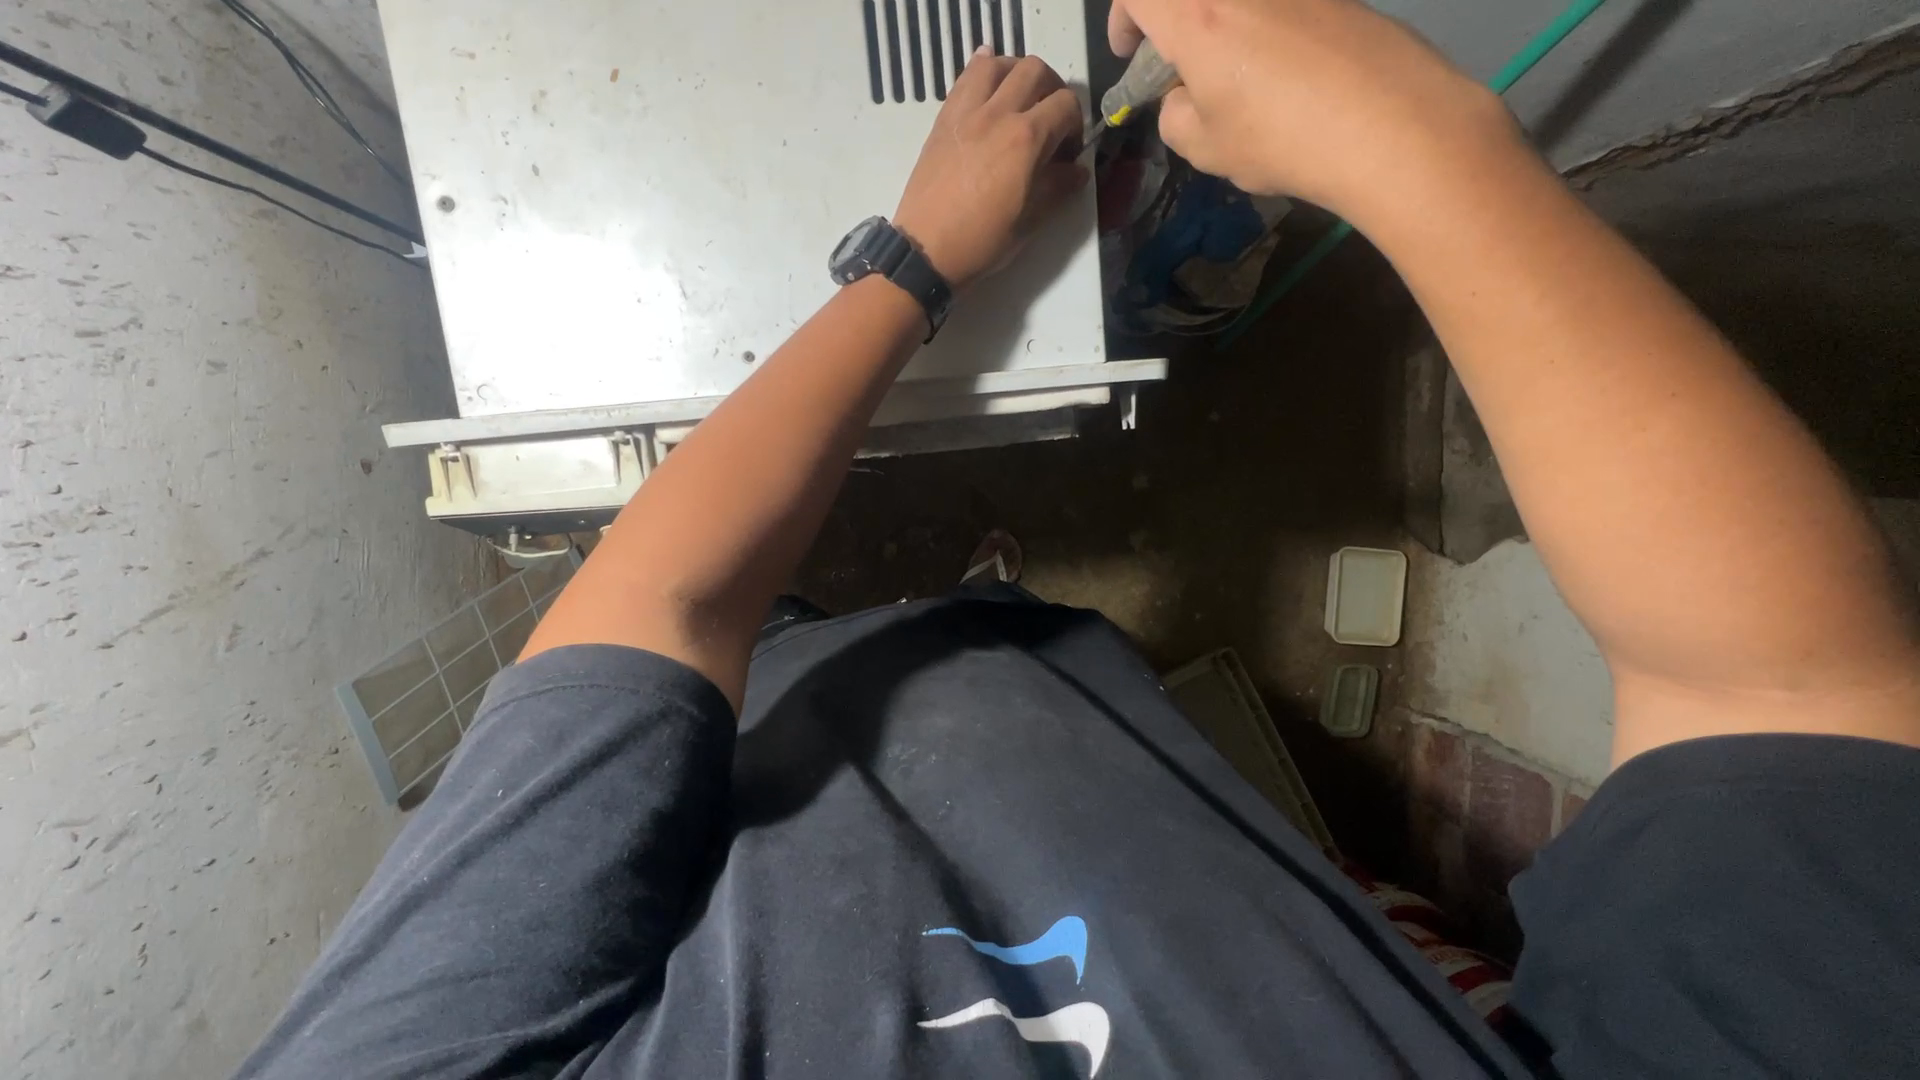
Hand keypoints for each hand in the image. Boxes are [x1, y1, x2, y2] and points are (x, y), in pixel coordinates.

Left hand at [893, 48, 1088, 288]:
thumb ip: (1057, 189)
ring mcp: (967, 112)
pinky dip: (982, 70)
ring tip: (1020, 98)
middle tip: (1050, 120)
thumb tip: (1077, 171)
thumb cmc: (981, 242)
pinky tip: (991, 85)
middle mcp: (998, 114)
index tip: (1068, 151)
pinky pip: (965, 78)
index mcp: (1025, 140)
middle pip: (1035, 71)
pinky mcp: (944, 119)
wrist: (927, 250)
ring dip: (1016, 72)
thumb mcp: (1029, 222)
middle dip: (1052, 90)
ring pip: (997, 64)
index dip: (1075, 126)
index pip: (1065, 106)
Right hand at [1108, 0, 1521, 222]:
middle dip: (1173, 20)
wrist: (1386, 124)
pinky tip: (1279, 75)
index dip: (1123, 18)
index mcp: (1196, 15)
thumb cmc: (1279, 139)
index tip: (1130, 52)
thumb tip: (1181, 101)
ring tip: (1231, 75)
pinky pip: (1278, 7)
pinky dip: (1262, 29)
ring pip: (1237, 5)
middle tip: (1176, 60)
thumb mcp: (1205, 148)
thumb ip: (1175, 118)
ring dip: (1220, 27)